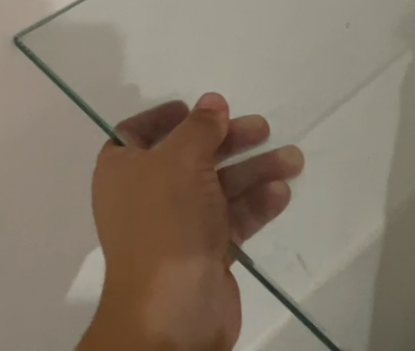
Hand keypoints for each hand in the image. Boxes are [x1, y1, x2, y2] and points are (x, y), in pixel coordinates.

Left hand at [79, 93, 303, 350]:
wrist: (172, 311)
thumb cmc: (166, 220)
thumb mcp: (181, 159)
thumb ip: (201, 127)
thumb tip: (212, 102)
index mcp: (122, 169)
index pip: (139, 132)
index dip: (167, 117)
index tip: (199, 108)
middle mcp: (146, 194)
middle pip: (190, 156)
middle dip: (227, 141)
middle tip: (262, 127)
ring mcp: (176, 225)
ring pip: (217, 187)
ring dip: (253, 170)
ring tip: (292, 159)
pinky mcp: (204, 252)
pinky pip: (231, 218)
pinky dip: (254, 204)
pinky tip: (281, 192)